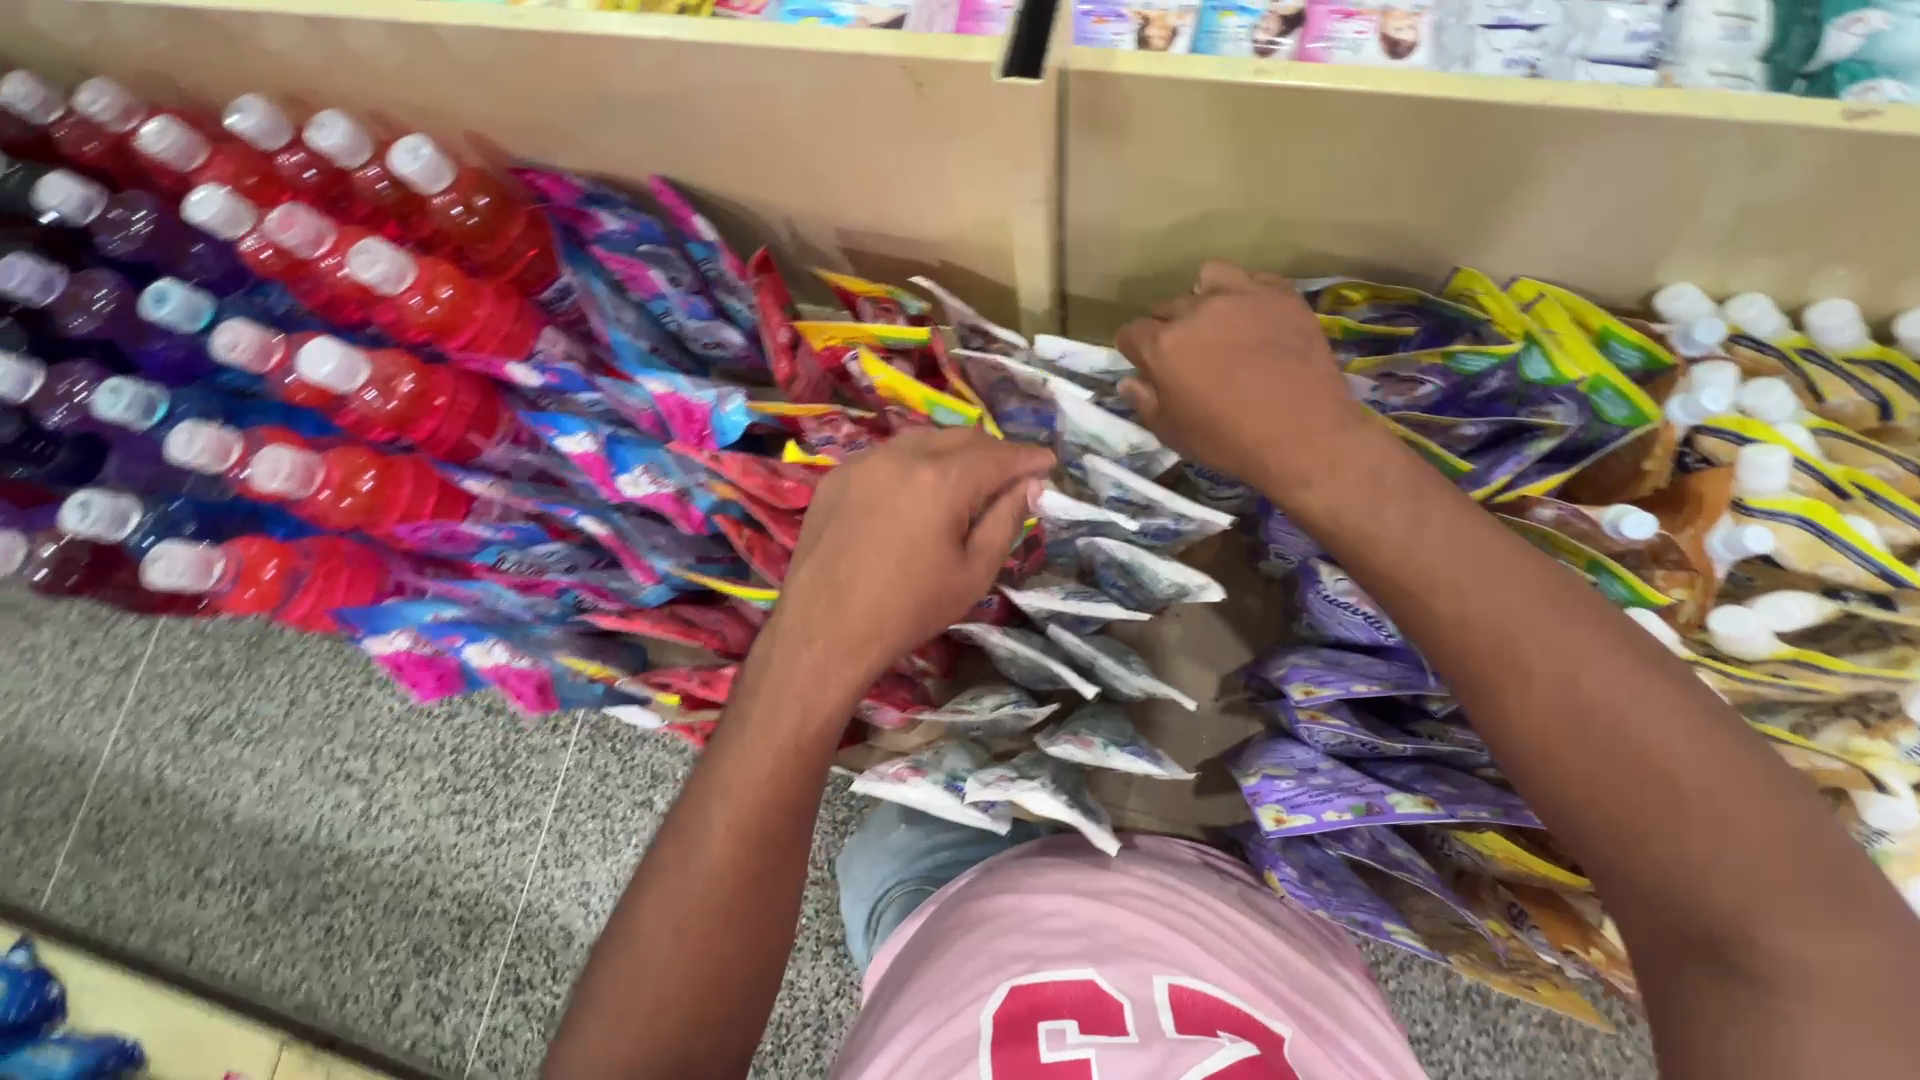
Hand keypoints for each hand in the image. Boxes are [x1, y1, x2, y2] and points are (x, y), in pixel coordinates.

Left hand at [768, 427, 1054, 686]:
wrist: (824, 631)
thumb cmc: (909, 610)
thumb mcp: (974, 574)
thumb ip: (1006, 521)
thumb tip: (1029, 485)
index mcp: (942, 480)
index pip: (999, 455)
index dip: (1029, 457)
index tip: (1048, 463)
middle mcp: (902, 456)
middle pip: (961, 436)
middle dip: (993, 451)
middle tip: (1011, 476)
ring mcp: (863, 462)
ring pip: (921, 440)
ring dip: (952, 452)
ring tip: (966, 481)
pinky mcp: (836, 477)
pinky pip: (887, 457)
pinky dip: (913, 464)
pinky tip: (915, 494)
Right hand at [1115, 261, 1378, 491]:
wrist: (1303, 434)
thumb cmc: (1228, 441)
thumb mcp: (1173, 433)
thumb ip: (1145, 402)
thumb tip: (1129, 381)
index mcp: (1162, 346)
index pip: (1131, 333)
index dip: (1136, 351)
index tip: (1149, 368)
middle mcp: (1195, 310)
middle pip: (1168, 307)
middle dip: (1170, 329)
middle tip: (1190, 356)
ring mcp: (1241, 296)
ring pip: (1208, 278)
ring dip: (1204, 297)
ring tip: (1218, 322)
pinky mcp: (1280, 295)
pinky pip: (1252, 278)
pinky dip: (1246, 294)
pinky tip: (1254, 318)